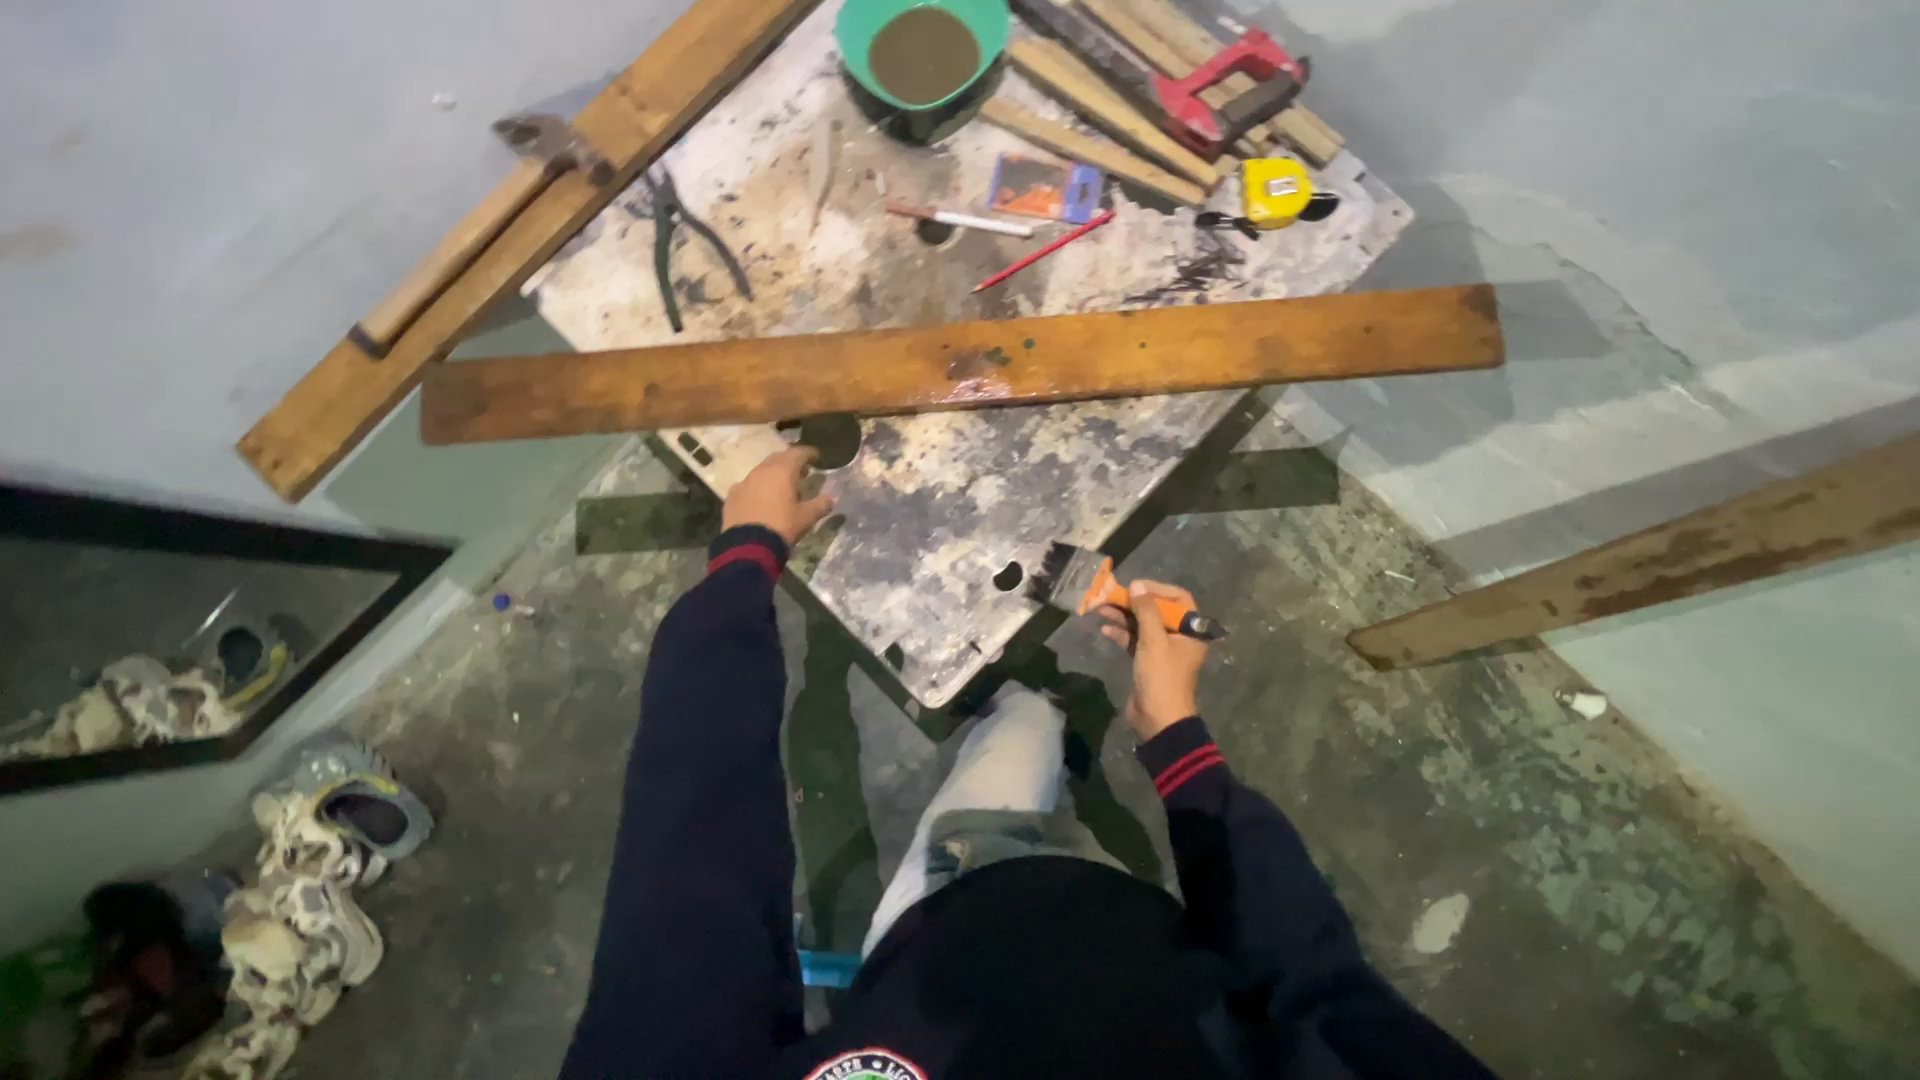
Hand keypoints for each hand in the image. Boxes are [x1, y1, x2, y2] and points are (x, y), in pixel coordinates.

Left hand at [723, 446, 834, 545]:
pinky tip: (761, 498)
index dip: (809, 453)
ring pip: (761, 470)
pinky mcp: (732, 496)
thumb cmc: (782, 527)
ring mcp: (744, 482)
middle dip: (790, 462)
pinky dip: (758, 487)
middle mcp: (761, 471)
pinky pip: (748, 485)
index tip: (817, 457)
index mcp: (782, 471)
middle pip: (778, 458)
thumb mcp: (806, 518)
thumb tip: (831, 498)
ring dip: (773, 474)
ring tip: (782, 486)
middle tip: (801, 471)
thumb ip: (820, 505)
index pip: (797, 453)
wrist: (748, 546)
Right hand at [1098, 580, 1207, 739]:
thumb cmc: (1162, 676)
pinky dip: (1121, 634)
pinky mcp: (1148, 661)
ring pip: (1143, 625)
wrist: (1158, 718)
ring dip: (1123, 617)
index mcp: (1191, 630)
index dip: (1156, 589)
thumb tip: (1136, 585)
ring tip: (1102, 610)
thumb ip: (1146, 611)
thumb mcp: (1154, 641)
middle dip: (1133, 603)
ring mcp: (1163, 650)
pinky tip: (1105, 629)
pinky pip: (1135, 641)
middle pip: (1156, 611)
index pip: (1177, 599)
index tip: (1135, 586)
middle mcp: (1180, 636)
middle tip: (1111, 596)